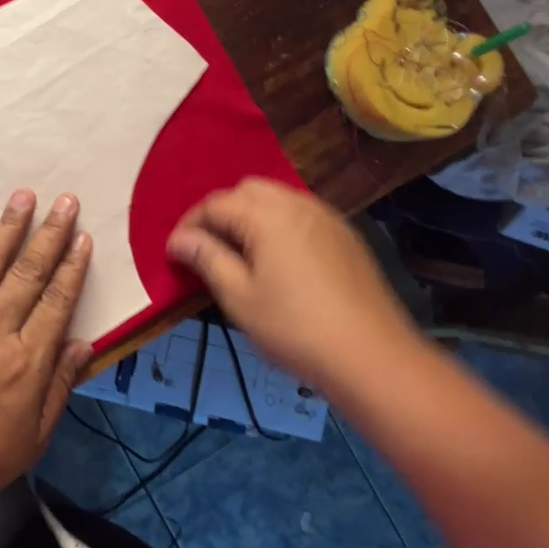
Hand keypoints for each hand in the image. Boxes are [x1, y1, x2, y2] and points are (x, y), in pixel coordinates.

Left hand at [0, 190, 93, 514]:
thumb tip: (84, 342)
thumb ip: (60, 384)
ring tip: (23, 197)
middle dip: (50, 234)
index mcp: (29, 360)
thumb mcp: (38, 433)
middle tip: (65, 200)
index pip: (58, 302)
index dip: (73, 266)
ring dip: (8, 228)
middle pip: (29, 274)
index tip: (84, 236)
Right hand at [165, 178, 420, 385]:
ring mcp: (327, 218)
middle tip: (208, 248)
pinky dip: (280, 225)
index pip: (215, 204)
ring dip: (252, 216)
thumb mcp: (238, 297)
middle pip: (248, 190)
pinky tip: (278, 261)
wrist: (373, 357)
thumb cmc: (294, 327)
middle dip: (222, 212)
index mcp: (267, 216)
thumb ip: (206, 258)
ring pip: (278, 199)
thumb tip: (178, 239)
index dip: (190, 224)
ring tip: (240, 254)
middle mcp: (298, 205)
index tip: (175, 252)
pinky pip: (302, 215)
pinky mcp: (346, 237)